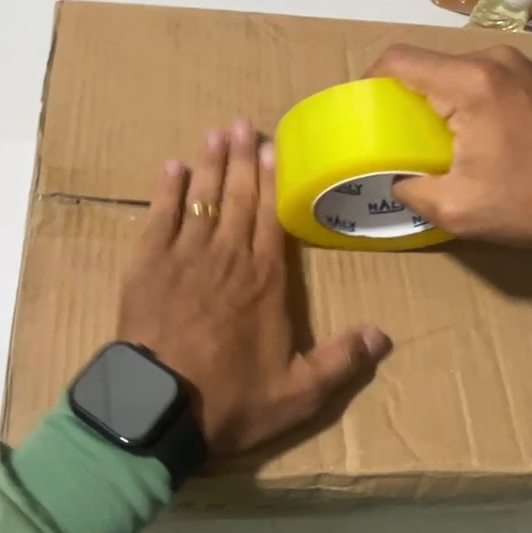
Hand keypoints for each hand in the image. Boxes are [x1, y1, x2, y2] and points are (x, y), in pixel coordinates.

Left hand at [117, 120, 392, 456]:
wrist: (160, 408)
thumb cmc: (229, 399)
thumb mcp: (297, 393)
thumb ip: (340, 362)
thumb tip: (384, 336)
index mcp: (265, 278)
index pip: (272, 216)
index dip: (274, 179)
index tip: (273, 147)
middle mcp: (228, 255)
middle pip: (239, 196)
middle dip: (242, 158)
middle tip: (243, 124)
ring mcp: (185, 256)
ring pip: (202, 198)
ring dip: (210, 164)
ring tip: (215, 133)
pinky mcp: (147, 264)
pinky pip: (159, 217)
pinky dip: (167, 190)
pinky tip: (172, 167)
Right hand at [366, 45, 531, 248]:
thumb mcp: (459, 209)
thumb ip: (413, 190)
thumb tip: (398, 179)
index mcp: (469, 83)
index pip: (399, 60)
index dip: (370, 79)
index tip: (365, 109)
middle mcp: (493, 60)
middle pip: (428, 65)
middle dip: (406, 96)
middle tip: (400, 135)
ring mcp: (521, 65)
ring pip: (457, 72)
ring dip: (440, 100)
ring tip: (439, 140)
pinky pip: (485, 79)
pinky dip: (468, 101)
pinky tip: (476, 136)